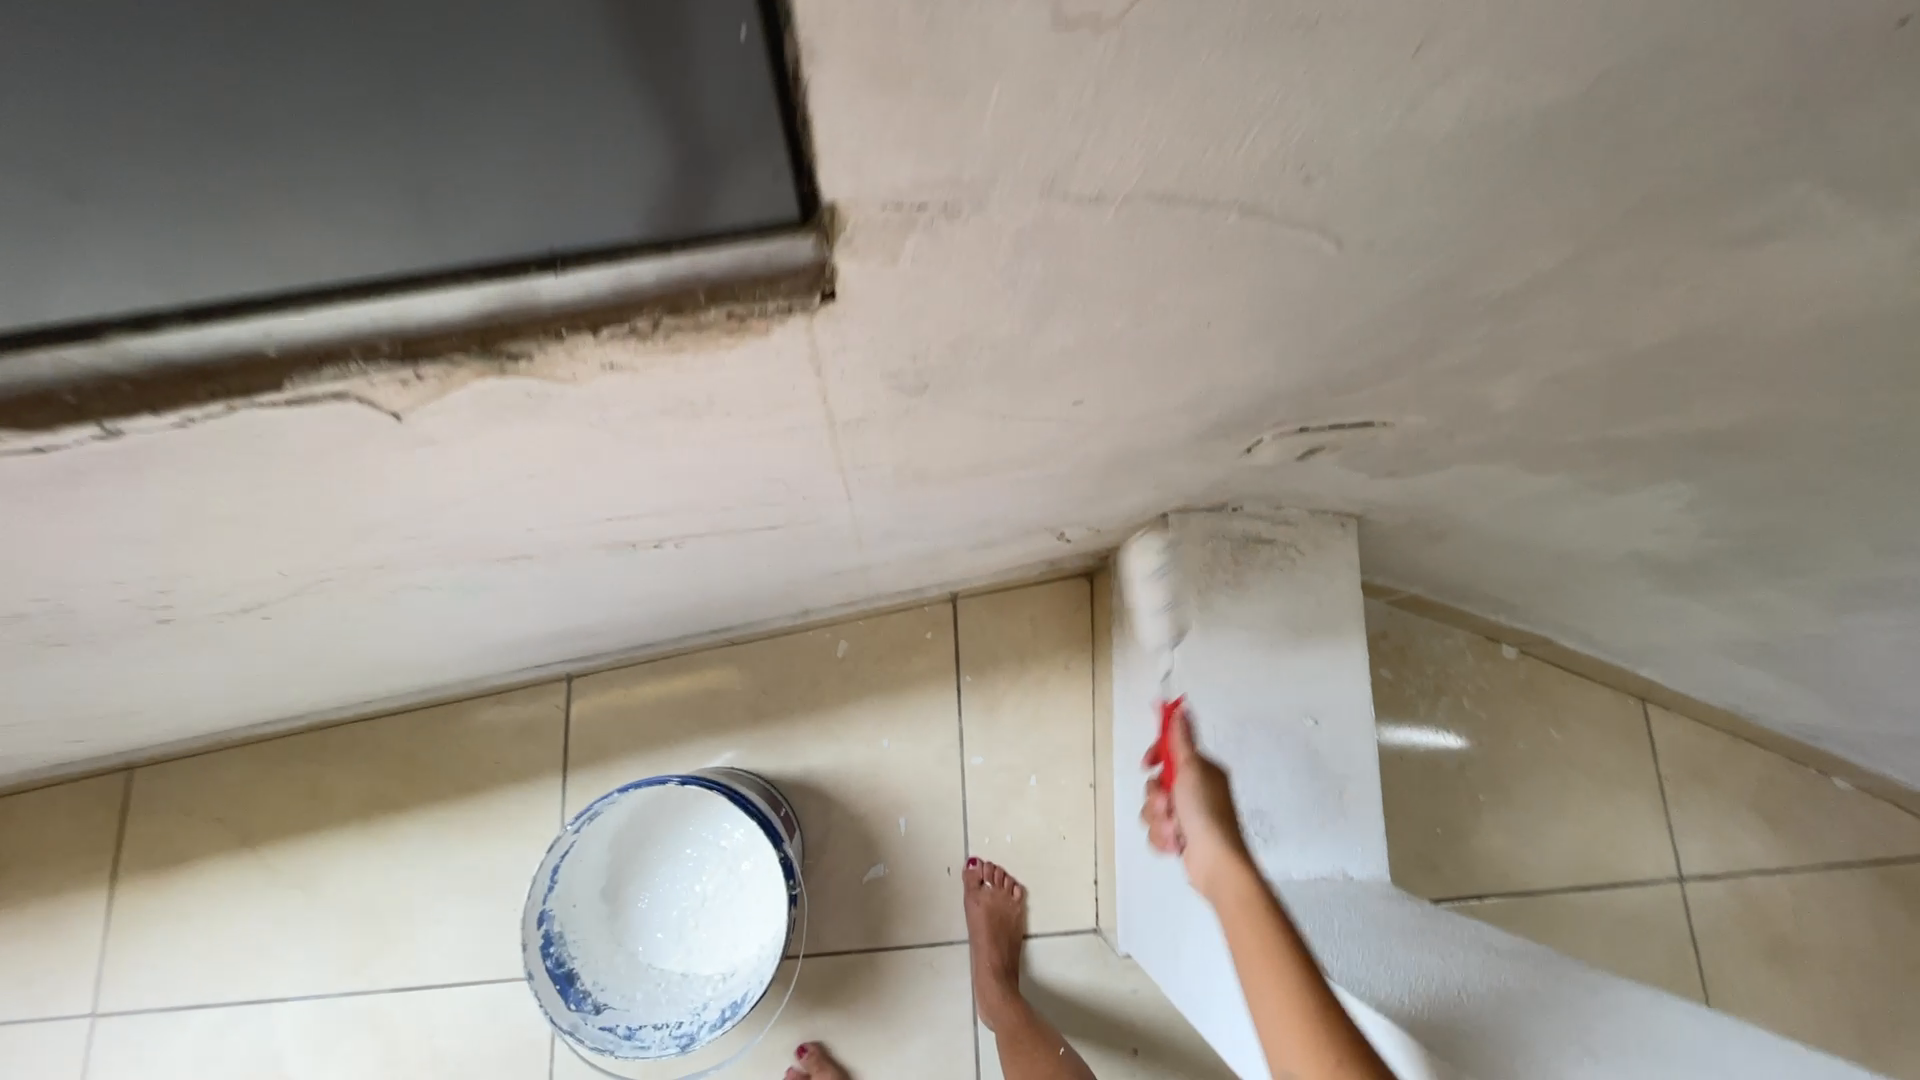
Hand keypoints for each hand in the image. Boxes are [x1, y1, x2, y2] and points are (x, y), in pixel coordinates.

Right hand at [1141, 707, 1252, 900]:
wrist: (1216, 862)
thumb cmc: (1205, 811)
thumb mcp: (1191, 769)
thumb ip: (1181, 739)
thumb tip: (1181, 707)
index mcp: (1201, 771)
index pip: (1170, 752)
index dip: (1155, 756)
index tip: (1148, 764)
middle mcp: (1194, 791)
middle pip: (1156, 783)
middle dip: (1156, 798)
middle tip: (1168, 806)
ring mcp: (1187, 816)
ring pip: (1152, 809)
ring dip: (1159, 821)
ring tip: (1174, 831)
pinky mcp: (1180, 838)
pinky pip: (1156, 831)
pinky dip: (1162, 838)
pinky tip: (1174, 845)